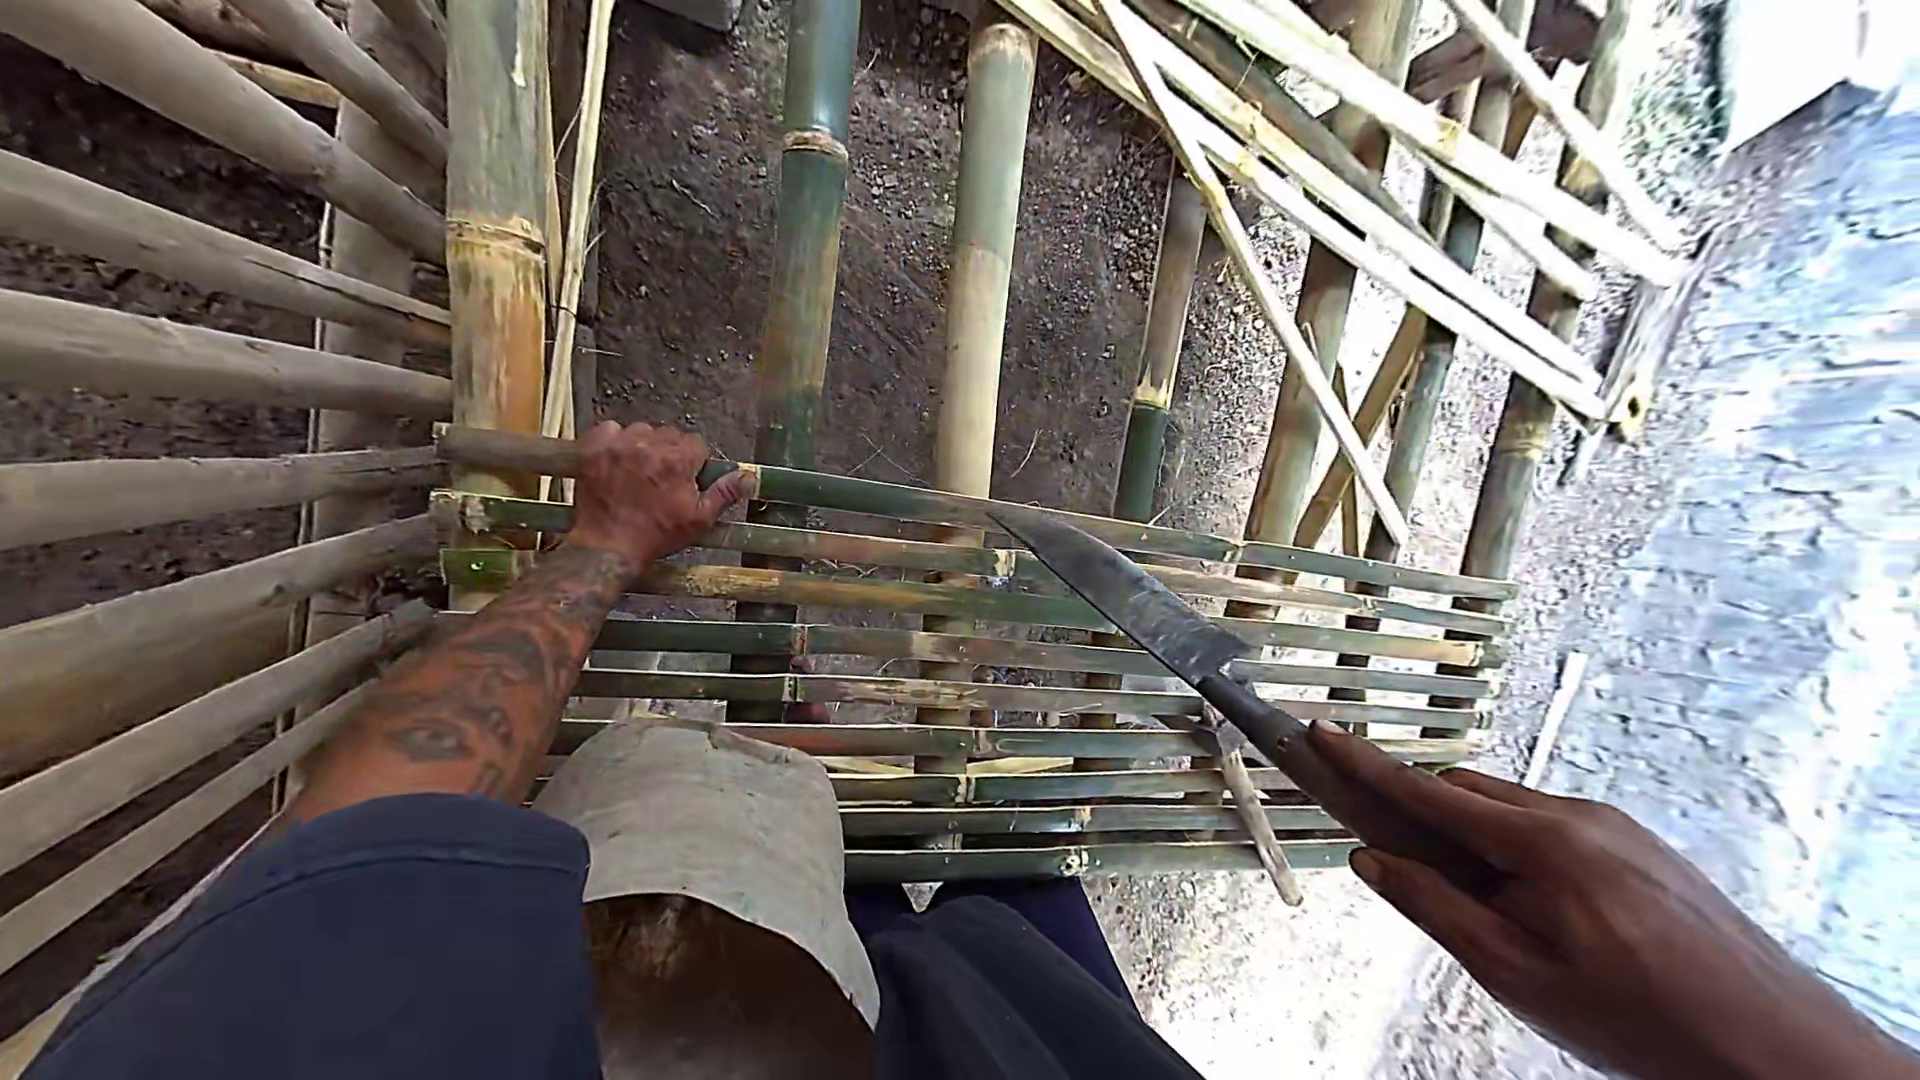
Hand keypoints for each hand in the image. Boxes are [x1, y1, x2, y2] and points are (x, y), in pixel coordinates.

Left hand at [566, 421, 754, 572]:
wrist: (609, 545)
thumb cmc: (657, 534)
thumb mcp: (700, 519)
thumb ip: (725, 493)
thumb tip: (749, 476)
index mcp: (678, 461)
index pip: (696, 443)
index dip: (694, 461)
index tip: (687, 477)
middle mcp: (649, 446)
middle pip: (669, 435)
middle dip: (670, 451)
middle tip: (664, 477)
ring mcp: (619, 446)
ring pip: (642, 431)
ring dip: (645, 445)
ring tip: (641, 469)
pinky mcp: (594, 449)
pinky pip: (610, 429)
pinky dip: (616, 440)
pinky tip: (619, 460)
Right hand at [1306, 721, 1915, 1079]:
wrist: (1807, 1071)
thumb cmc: (1656, 1031)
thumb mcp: (1519, 977)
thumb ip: (1434, 908)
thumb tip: (1371, 861)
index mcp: (1543, 845)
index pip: (1424, 790)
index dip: (1362, 762)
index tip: (1322, 734)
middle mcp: (1578, 817)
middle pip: (1463, 791)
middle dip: (1430, 820)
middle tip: (1430, 875)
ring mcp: (1614, 826)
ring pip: (1505, 806)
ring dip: (1479, 839)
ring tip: (1508, 912)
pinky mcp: (1639, 844)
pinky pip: (1548, 822)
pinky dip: (1519, 846)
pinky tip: (1550, 909)